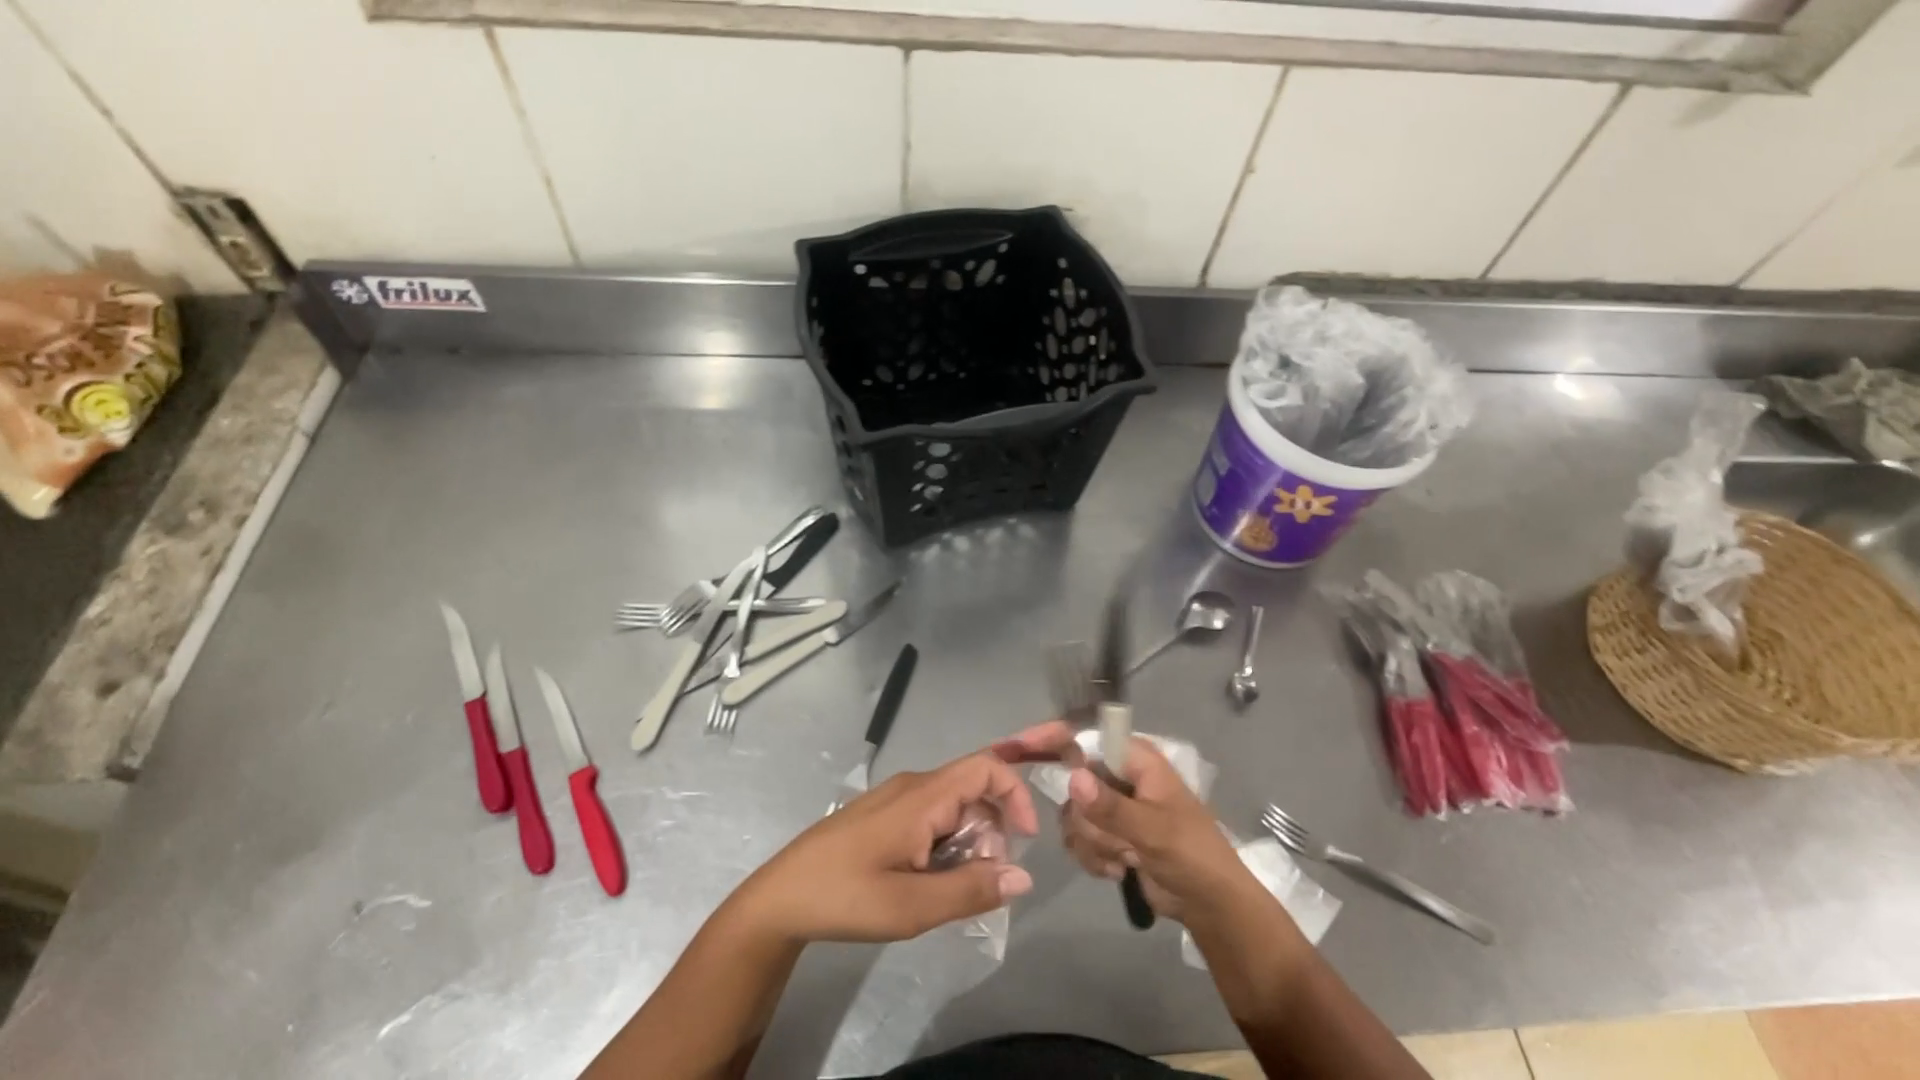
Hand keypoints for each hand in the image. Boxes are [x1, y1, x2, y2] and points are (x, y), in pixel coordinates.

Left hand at [734, 751, 1038, 943]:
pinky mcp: (881, 817)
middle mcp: (911, 787)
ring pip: (952, 809)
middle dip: (991, 833)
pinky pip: (929, 820)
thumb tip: (1023, 877)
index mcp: (922, 796)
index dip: (1016, 795)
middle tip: (979, 883)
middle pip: (973, 792)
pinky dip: (943, 848)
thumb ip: (971, 890)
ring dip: (966, 845)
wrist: (779, 900)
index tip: (1026, 839)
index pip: (986, 767)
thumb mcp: (913, 906)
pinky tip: (926, 884)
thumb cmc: (844, 897)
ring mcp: (893, 801)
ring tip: (948, 891)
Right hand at [997, 721, 1253, 923]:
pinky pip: (1078, 840)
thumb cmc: (1193, 855)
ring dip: (1096, 845)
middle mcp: (1120, 777)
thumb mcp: (1154, 830)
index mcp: (1137, 760)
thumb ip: (1111, 806)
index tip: (1017, 746)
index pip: (1087, 736)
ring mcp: (1112, 808)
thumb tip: (1073, 777)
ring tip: (1127, 859)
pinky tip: (1120, 871)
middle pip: (1074, 786)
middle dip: (1092, 823)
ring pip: (1073, 818)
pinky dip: (1095, 859)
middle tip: (1123, 841)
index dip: (1052, 737)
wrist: (1208, 905)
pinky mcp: (1108, 837)